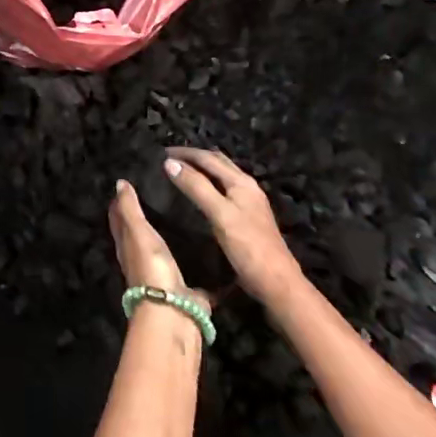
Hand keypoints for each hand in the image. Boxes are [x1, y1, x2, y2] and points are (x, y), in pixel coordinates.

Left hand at [108, 180, 207, 311]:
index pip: (119, 220)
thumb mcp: (138, 233)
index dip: (120, 203)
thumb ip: (130, 209)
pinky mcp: (186, 290)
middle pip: (139, 237)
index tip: (128, 184)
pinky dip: (199, 264)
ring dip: (170, 240)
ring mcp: (164, 277)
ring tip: (188, 220)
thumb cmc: (152, 268)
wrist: (174, 314)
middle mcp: (141, 262)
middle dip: (145, 220)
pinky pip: (192, 273)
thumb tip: (118, 183)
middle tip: (160, 198)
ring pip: (164, 253)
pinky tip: (213, 253)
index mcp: (127, 247)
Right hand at [163, 147, 302, 303]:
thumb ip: (196, 187)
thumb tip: (170, 163)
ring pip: (220, 177)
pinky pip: (221, 191)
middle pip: (217, 163)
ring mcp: (248, 203)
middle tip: (167, 159)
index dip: (184, 153)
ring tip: (178, 172)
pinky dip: (206, 185)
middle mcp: (246, 187)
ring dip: (200, 170)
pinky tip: (196, 195)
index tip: (158, 153)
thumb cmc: (248, 247)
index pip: (208, 158)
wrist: (277, 283)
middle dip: (192, 157)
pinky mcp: (246, 218)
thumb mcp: (219, 214)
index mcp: (241, 182)